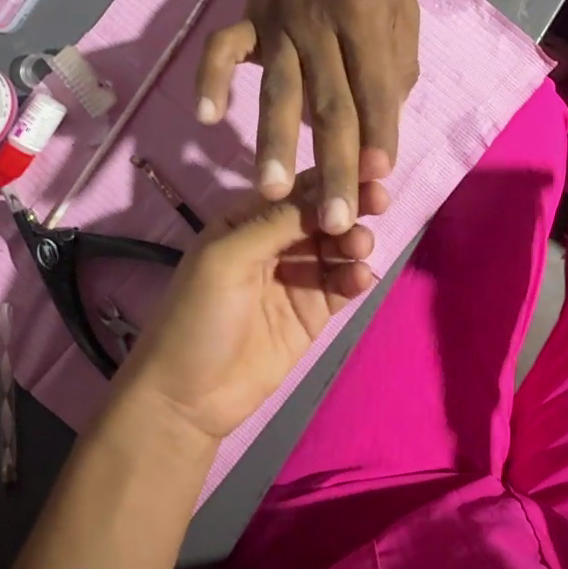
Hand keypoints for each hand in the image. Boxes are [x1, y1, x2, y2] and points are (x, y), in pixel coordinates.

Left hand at [121, 173, 386, 439]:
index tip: (369, 168)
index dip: (331, 176)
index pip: (296, 188)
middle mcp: (275, 242)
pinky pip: (342, 285)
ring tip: (360, 249)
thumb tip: (327, 190)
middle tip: (379, 202)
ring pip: (337, 247)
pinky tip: (361, 279)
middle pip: (323, 213)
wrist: (188, 399)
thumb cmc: (196, 317)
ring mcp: (297, 277)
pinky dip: (356, 277)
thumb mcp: (226, 259)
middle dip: (352, 205)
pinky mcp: (313, 312)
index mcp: (247, 220)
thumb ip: (275, 223)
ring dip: (354, 241)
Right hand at [195, 0, 419, 234]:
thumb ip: (397, 68)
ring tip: (272, 192)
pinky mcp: (248, 18)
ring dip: (274, 141)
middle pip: (330, 102)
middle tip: (335, 220)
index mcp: (368, 20)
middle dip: (335, 163)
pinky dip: (210, 78)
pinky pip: (222, 49)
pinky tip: (205, 116)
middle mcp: (322, 25)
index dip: (380, 133)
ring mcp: (279, 22)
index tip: (380, 181)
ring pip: (278, 89)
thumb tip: (382, 129)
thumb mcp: (403, 12)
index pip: (374, 87)